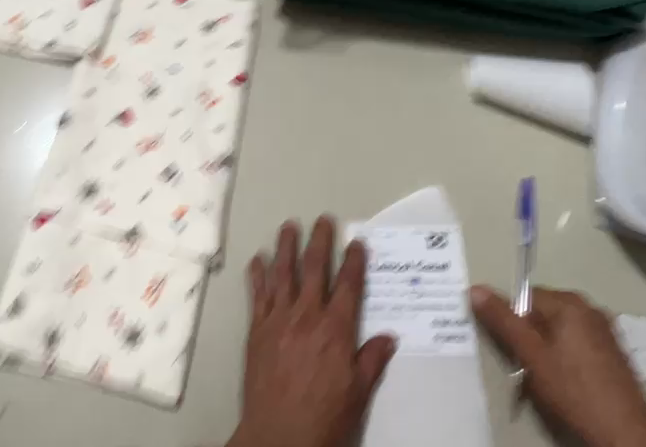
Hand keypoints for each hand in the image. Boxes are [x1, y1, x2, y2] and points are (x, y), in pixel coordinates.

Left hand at [227, 218, 397, 446]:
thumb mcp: (358, 394)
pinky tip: (258, 259)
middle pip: (314, 268)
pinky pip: (257, 294)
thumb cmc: (325, 417)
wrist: (279, 436)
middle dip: (320, 241)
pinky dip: (258, 274)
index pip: (349, 285)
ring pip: (283, 273)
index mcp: (336, 329)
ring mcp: (279, 319)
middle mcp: (307, 315)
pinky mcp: (257, 329)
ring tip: (289, 226)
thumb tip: (389, 336)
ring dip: (286, 247)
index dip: (354, 261)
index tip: (357, 241)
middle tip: (323, 220)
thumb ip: (371, 361)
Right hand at [470, 285, 645, 446]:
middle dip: (530, 338)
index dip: (512, 323)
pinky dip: (567, 359)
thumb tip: (475, 289)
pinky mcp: (615, 353)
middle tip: (528, 370)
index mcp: (569, 302)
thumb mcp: (531, 356)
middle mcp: (590, 308)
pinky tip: (569, 385)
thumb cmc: (574, 392)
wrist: (626, 437)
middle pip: (542, 313)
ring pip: (560, 331)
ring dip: (547, 350)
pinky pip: (578, 345)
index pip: (523, 298)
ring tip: (548, 382)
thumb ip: (503, 321)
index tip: (511, 351)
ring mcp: (606, 331)